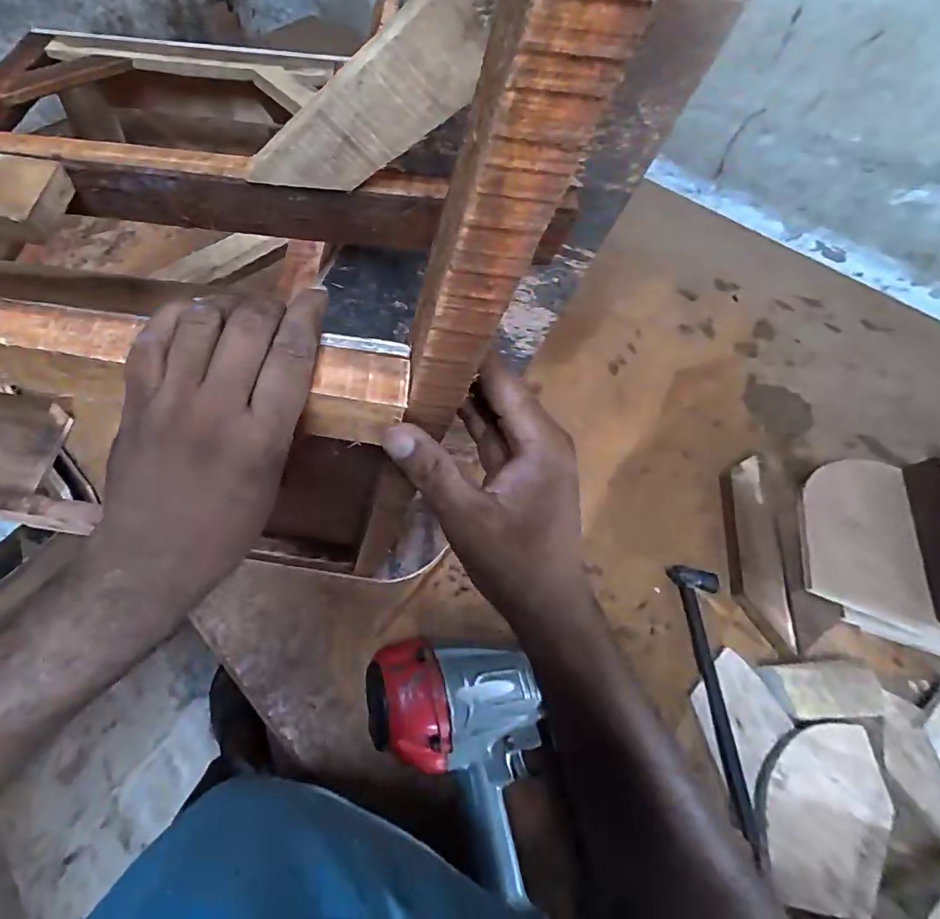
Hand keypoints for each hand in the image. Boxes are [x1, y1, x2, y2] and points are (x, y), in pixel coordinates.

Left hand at [90, 290, 327, 594]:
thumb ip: (281, 422)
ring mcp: (169, 400)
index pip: (291, 355)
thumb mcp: (270, 482)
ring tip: (234, 311)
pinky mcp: (135, 399)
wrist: (148, 557)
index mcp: (260, 438)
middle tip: (275, 309)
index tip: (316, 297)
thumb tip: (290, 366)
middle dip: (270, 305)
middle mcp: (215, 409)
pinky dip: (175, 316)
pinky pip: (152, 337)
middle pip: (249, 326)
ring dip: (225, 305)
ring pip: (201, 321)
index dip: (308, 316)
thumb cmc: (222, 530)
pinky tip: (190, 317)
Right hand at [383, 355, 587, 620]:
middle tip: (418, 352)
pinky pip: (494, 435)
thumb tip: (392, 427)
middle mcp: (542, 439)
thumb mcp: (465, 516)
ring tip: (422, 373)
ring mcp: (534, 457)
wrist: (547, 606)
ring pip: (497, 413)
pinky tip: (440, 413)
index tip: (436, 333)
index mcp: (539, 441)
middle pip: (502, 392)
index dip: (473, 356)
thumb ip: (430, 470)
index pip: (505, 382)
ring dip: (465, 396)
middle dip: (464, 371)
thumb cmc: (513, 561)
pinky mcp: (523, 473)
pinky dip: (470, 422)